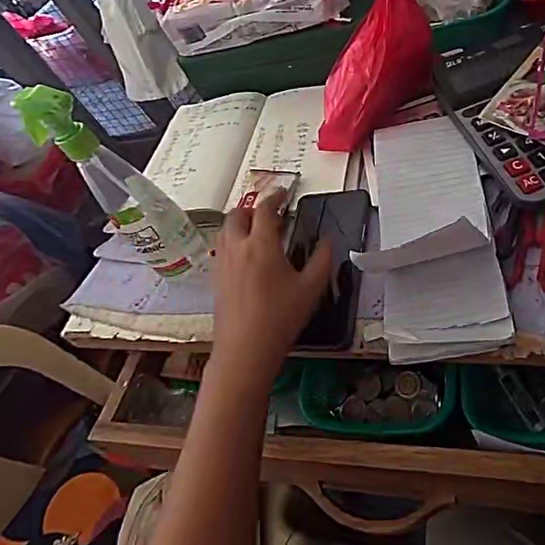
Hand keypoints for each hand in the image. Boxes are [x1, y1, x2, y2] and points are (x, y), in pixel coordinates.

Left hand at [211, 190, 333, 377]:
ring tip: (257, 229)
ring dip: (241, 221)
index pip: (265, 209)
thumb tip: (328, 241)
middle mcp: (237, 247)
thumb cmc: (280, 318)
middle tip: (269, 211)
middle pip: (238, 213)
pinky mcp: (216, 278)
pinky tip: (247, 255)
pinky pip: (222, 247)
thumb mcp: (311, 288)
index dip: (275, 197)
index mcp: (261, 244)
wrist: (245, 350)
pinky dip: (233, 239)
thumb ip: (322, 259)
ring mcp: (223, 262)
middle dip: (253, 207)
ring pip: (226, 229)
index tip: (283, 194)